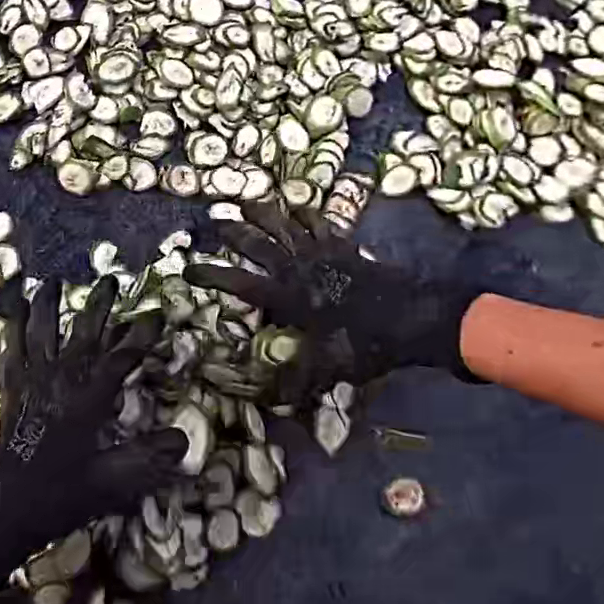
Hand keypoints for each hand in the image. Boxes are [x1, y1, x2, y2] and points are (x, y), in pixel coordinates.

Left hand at [0, 277, 186, 594]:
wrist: (6, 505)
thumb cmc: (62, 494)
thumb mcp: (114, 483)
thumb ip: (149, 459)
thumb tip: (183, 439)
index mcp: (90, 397)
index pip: (123, 356)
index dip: (142, 334)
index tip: (156, 314)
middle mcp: (62, 377)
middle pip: (84, 330)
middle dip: (100, 304)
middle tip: (111, 280)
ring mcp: (33, 376)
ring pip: (43, 328)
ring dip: (50, 302)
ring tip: (53, 279)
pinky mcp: (12, 383)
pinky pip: (13, 344)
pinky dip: (14, 322)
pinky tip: (14, 305)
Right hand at [185, 201, 483, 396]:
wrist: (414, 315)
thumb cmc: (366, 342)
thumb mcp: (328, 367)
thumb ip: (295, 380)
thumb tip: (265, 401)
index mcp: (286, 296)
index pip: (239, 283)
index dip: (211, 275)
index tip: (188, 269)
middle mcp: (296, 269)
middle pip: (256, 244)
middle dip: (232, 231)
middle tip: (213, 219)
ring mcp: (319, 252)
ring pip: (283, 225)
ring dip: (262, 213)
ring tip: (245, 202)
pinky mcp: (341, 246)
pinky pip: (318, 222)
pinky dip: (304, 212)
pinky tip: (296, 205)